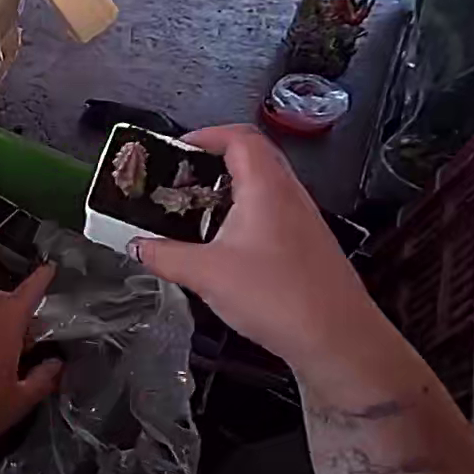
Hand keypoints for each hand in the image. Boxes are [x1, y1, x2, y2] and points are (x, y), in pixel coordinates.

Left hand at [0, 264, 62, 473]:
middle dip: (22, 303)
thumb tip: (57, 364)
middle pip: (5, 299)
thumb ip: (45, 377)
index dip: (39, 280)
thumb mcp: (24, 398)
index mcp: (6, 328)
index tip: (50, 267)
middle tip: (34, 327)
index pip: (26, 295)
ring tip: (6, 312)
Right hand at [131, 124, 372, 369]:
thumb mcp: (206, 274)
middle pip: (251, 156)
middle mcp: (288, 193)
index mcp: (266, 186)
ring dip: (226, 190)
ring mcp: (301, 218)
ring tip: (193, 210)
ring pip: (261, 185)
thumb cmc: (275, 296)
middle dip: (211, 161)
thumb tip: (135, 247)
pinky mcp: (305, 243)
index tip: (175, 150)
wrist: (337, 339)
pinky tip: (222, 244)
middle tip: (179, 179)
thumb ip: (165, 256)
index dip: (205, 135)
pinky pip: (270, 211)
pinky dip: (242, 213)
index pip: (239, 137)